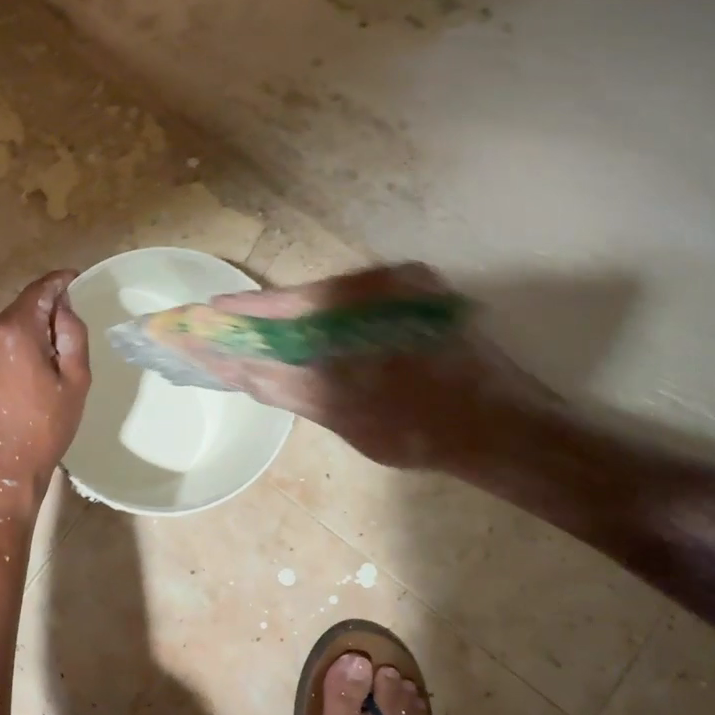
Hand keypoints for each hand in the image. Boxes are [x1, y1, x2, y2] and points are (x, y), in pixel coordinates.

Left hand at [0, 270, 90, 487]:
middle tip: (66, 339)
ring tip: (45, 362)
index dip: (59, 281)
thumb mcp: (76, 379)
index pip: (40, 290)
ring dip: (27, 331)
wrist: (3, 465)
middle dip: (45, 313)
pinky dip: (10, 344)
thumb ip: (72, 333)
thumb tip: (63, 305)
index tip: (75, 277)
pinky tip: (23, 371)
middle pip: (22, 307)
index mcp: (14, 330)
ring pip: (7, 324)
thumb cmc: (46, 425)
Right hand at [188, 262, 555, 469]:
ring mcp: (414, 290)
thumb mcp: (335, 408)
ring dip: (305, 325)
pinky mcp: (429, 304)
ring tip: (275, 350)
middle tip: (237, 338)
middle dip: (272, 319)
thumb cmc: (418, 425)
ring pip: (338, 304)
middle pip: (311, 297)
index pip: (286, 301)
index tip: (206, 313)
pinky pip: (364, 311)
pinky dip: (336, 329)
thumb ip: (274, 380)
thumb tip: (221, 362)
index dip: (243, 311)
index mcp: (365, 298)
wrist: (508, 435)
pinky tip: (325, 352)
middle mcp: (391, 279)